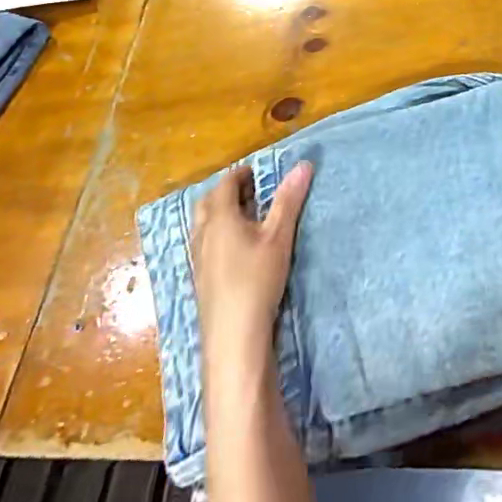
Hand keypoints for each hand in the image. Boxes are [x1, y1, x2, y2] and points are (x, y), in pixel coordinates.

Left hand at [190, 162, 312, 363]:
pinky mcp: (201, 280)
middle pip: (208, 203)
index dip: (240, 174)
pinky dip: (218, 234)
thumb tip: (303, 164)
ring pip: (204, 225)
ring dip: (221, 213)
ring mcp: (199, 259)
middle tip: (251, 191)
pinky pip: (205, 244)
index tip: (256, 171)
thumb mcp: (279, 237)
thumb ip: (289, 200)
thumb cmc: (257, 279)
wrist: (233, 336)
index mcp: (220, 218)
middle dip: (226, 192)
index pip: (224, 185)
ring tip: (246, 217)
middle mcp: (203, 234)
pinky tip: (236, 249)